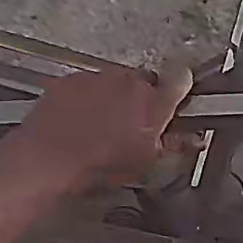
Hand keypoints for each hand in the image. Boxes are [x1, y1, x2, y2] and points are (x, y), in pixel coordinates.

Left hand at [0, 60, 192, 188]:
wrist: (48, 160)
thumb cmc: (100, 165)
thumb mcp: (147, 161)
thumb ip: (175, 142)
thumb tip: (194, 138)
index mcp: (154, 102)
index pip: (181, 78)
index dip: (182, 85)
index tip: (179, 93)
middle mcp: (129, 82)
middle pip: (146, 80)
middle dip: (143, 97)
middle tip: (134, 122)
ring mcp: (98, 77)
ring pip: (116, 81)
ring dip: (114, 96)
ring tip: (103, 125)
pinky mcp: (71, 79)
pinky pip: (87, 84)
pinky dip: (87, 97)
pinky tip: (80, 120)